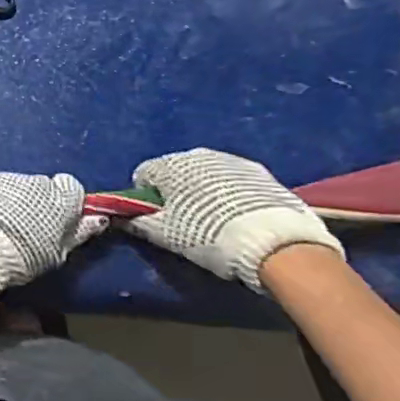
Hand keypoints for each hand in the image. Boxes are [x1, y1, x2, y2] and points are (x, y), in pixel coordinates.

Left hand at [0, 171, 103, 296]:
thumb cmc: (25, 254)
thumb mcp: (59, 250)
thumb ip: (79, 232)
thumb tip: (98, 220)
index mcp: (62, 197)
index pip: (72, 188)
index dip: (66, 203)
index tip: (59, 219)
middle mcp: (36, 181)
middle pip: (43, 186)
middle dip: (38, 201)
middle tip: (28, 225)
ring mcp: (7, 177)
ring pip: (17, 186)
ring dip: (14, 199)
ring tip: (3, 222)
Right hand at [126, 148, 344, 290]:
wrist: (280, 245)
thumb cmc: (209, 234)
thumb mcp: (164, 234)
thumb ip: (136, 221)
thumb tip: (119, 216)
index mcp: (170, 165)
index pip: (144, 175)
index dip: (147, 198)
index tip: (158, 218)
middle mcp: (199, 155)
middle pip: (177, 172)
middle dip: (177, 191)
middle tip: (187, 219)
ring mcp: (235, 163)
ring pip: (207, 175)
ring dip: (206, 191)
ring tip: (217, 219)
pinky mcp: (265, 175)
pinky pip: (236, 182)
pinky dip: (233, 195)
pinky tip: (241, 217)